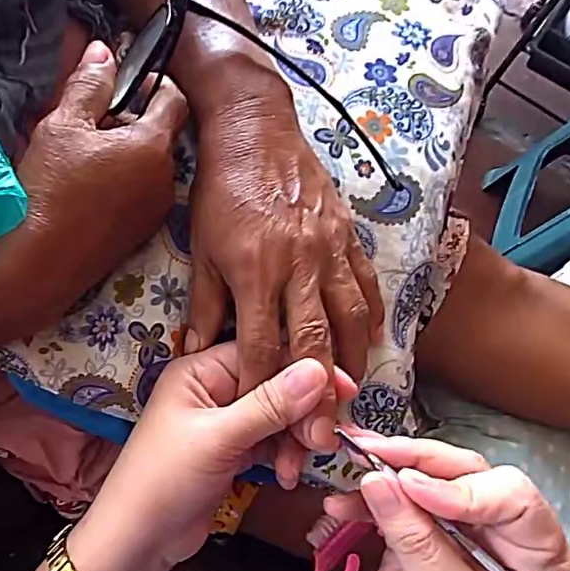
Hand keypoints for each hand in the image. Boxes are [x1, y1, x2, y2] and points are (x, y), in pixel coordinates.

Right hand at [1, 41, 188, 328]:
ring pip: (147, 167)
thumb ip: (88, 84)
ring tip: (81, 163)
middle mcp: (165, 179)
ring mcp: (153, 212)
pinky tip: (84, 192)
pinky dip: (119, 186)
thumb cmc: (50, 190)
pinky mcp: (137, 236)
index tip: (120, 84)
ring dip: (123, 156)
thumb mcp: (62, 125)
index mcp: (154, 144)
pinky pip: (137, 196)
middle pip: (159, 134)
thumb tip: (104, 51)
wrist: (38, 264)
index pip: (173, 96)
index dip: (149, 82)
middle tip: (88, 127)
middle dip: (130, 122)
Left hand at [66, 344, 356, 570]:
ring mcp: (223, 420)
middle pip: (275, 384)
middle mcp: (212, 388)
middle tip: (320, 441)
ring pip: (278, 415)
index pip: (262, 352)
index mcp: (199, 371)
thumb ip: (269, 405)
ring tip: (294, 466)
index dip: (303, 370)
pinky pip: (271, 440)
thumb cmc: (165, 479)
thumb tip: (318, 368)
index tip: (343, 390)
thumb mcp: (218, 438)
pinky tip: (286, 475)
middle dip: (302, 412)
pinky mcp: (232, 449)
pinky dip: (284, 455)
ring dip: (294, 439)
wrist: (139, 538)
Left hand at [184, 73, 383, 451]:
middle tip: (322, 440)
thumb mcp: (202, 252)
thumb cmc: (218, 194)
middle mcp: (298, 265)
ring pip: (350, 320)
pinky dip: (372, 319)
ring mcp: (329, 250)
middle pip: (313, 344)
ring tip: (351, 403)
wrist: (254, 130)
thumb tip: (197, 353)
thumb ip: (205, 307)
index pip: (263, 347)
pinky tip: (372, 345)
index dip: (266, 393)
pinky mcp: (347, 236)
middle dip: (317, 398)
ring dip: (353, 367)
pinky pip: (367, 284)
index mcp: (254, 272)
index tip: (271, 429)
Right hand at [325, 435, 569, 570]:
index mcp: (536, 552)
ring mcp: (455, 531)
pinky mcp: (415, 535)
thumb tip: (378, 480)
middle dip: (417, 463)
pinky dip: (362, 501)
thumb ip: (416, 539)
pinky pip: (390, 503)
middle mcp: (500, 532)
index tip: (414, 490)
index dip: (462, 488)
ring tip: (349, 478)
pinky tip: (339, 506)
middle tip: (375, 454)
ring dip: (381, 476)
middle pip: (463, 475)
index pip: (510, 497)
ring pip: (422, 480)